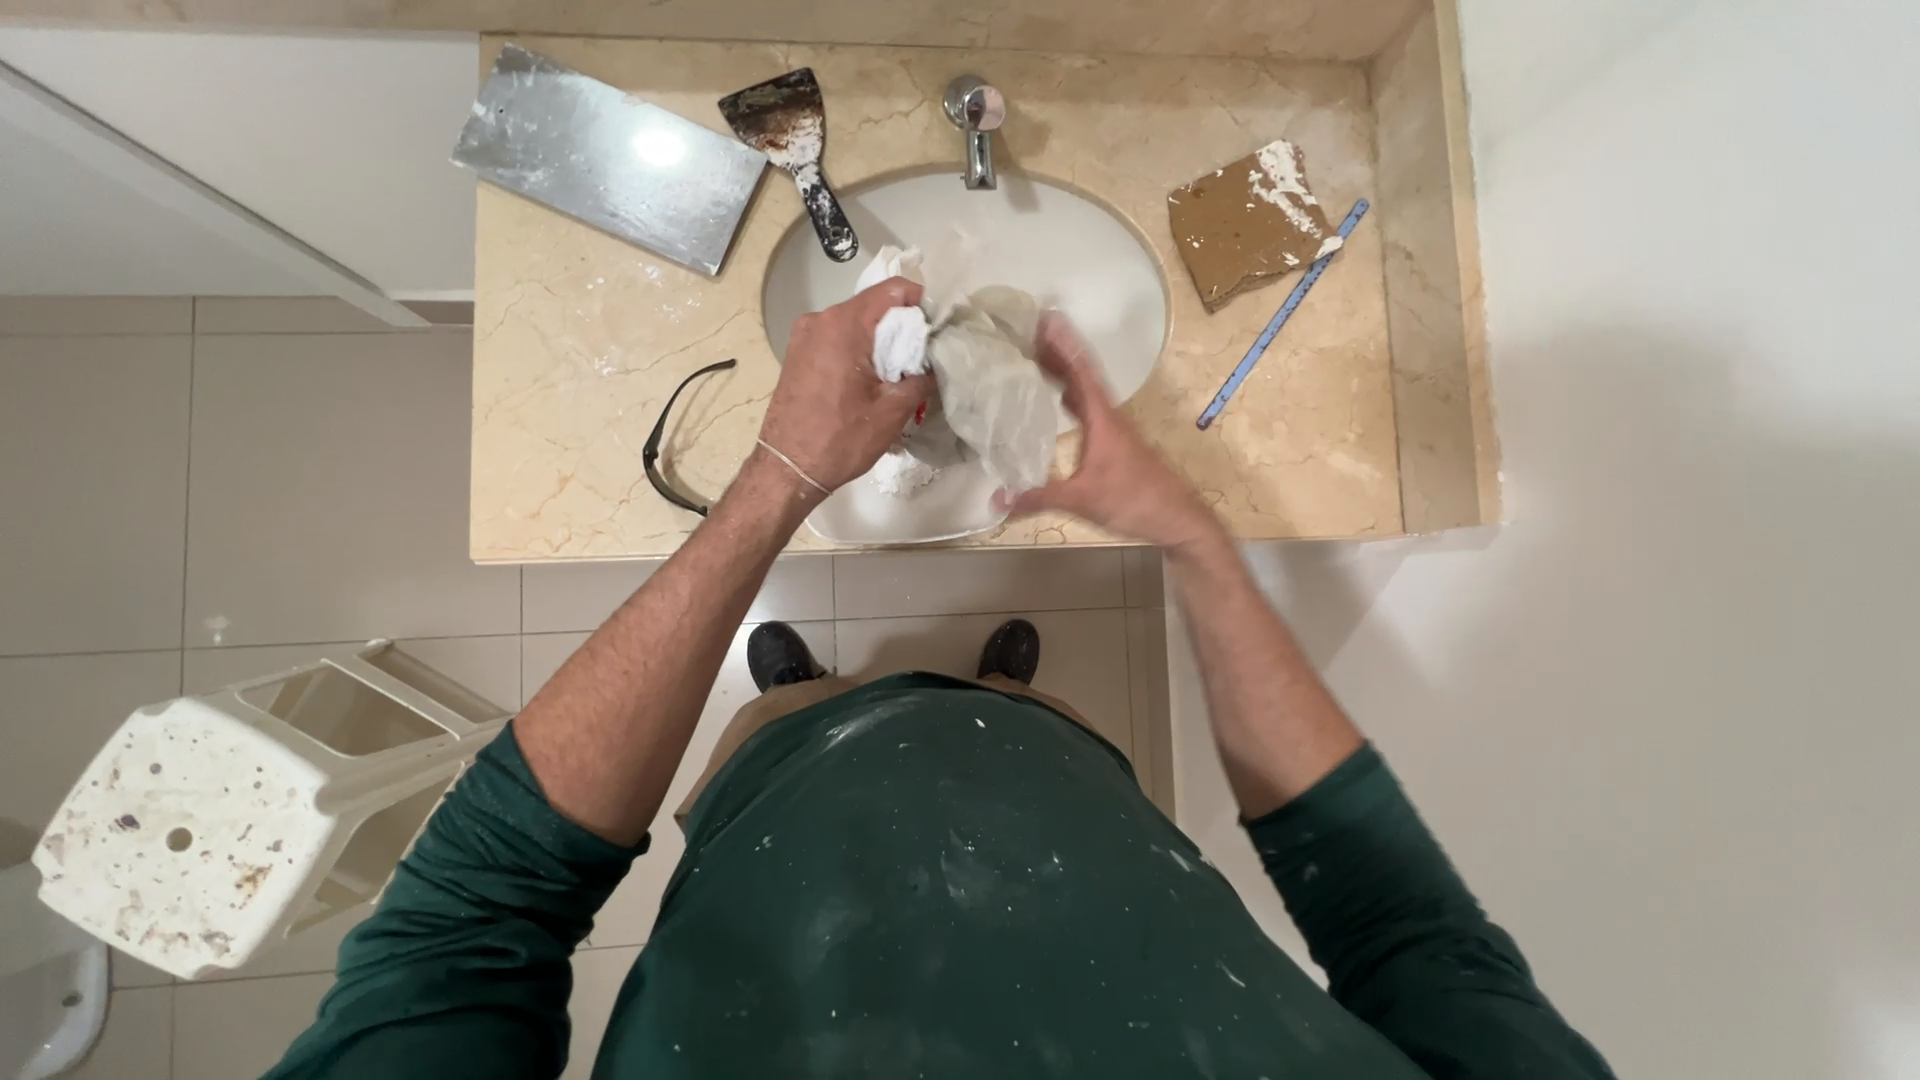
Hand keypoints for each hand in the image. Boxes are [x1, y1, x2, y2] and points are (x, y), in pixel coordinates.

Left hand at [759, 277, 933, 491]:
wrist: (788, 469)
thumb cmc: (840, 439)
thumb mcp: (892, 411)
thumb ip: (921, 378)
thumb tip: (937, 363)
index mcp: (844, 325)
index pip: (894, 290)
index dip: (923, 303)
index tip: (938, 329)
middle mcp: (820, 320)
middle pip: (874, 306)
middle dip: (903, 327)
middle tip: (925, 357)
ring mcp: (804, 336)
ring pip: (856, 324)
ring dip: (881, 342)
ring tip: (899, 373)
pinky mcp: (798, 354)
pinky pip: (838, 340)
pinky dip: (859, 351)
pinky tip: (871, 380)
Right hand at [997, 313, 1224, 552]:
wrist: (1176, 518)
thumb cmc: (1134, 501)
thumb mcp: (1082, 500)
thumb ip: (1039, 498)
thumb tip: (996, 498)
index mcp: (1103, 420)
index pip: (1081, 371)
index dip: (1063, 344)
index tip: (1045, 319)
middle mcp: (1110, 417)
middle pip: (1082, 375)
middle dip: (1057, 352)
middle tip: (1029, 332)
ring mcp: (1115, 430)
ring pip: (1086, 391)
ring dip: (1065, 372)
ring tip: (1037, 357)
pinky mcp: (1116, 444)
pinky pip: (1089, 408)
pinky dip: (1071, 396)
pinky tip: (1060, 399)